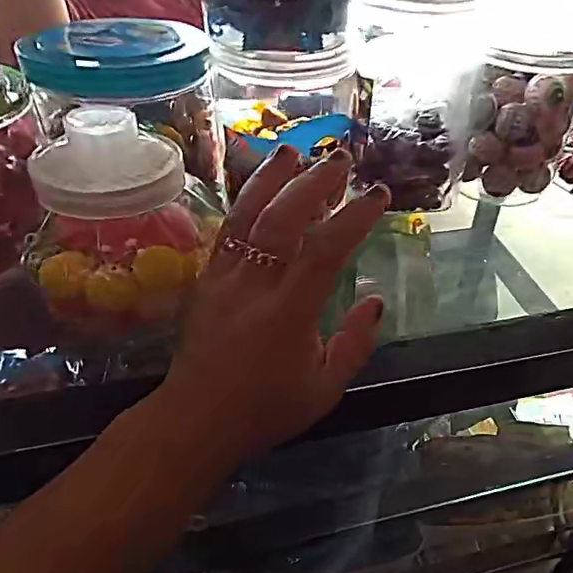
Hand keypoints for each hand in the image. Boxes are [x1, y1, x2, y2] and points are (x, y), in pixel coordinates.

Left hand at [154, 145, 389, 459]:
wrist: (194, 422)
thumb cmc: (265, 410)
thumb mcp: (325, 389)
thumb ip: (355, 343)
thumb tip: (375, 300)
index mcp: (286, 315)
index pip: (324, 252)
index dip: (354, 217)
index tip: (378, 195)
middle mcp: (252, 287)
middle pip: (282, 219)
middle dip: (314, 182)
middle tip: (342, 158)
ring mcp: (222, 279)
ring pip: (247, 216)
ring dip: (272, 179)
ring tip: (294, 150)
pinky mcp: (205, 280)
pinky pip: (228, 230)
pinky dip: (247, 202)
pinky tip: (261, 187)